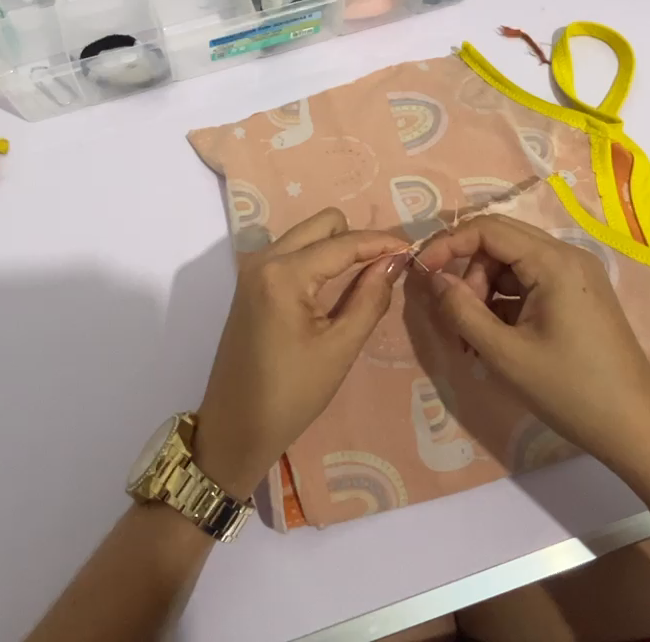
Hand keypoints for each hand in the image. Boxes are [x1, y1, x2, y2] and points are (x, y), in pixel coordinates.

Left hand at [192, 209, 408, 499]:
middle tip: (386, 267)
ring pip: (306, 235)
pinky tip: (336, 287)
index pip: (342, 243)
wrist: (235, 426)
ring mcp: (253, 269)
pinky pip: (291, 252)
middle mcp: (264, 258)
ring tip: (367, 276)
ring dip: (336, 248)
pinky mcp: (250, 283)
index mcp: (284, 273)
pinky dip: (317, 260)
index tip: (414, 249)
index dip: (381, 243)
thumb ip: (369, 298)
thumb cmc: (291, 394)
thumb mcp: (340, 348)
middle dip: (357, 239)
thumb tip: (393, 262)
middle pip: (322, 224)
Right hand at [412, 215, 649, 475]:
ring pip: (511, 263)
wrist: (637, 431)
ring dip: (484, 290)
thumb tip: (433, 278)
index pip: (487, 229)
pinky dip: (505, 303)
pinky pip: (529, 282)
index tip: (421, 273)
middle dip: (466, 272)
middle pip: (499, 242)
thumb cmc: (571, 391)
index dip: (447, 244)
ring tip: (474, 337)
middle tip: (453, 315)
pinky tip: (496, 339)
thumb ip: (461, 310)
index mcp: (554, 262)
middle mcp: (568, 257)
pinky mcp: (578, 297)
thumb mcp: (504, 354)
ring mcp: (577, 277)